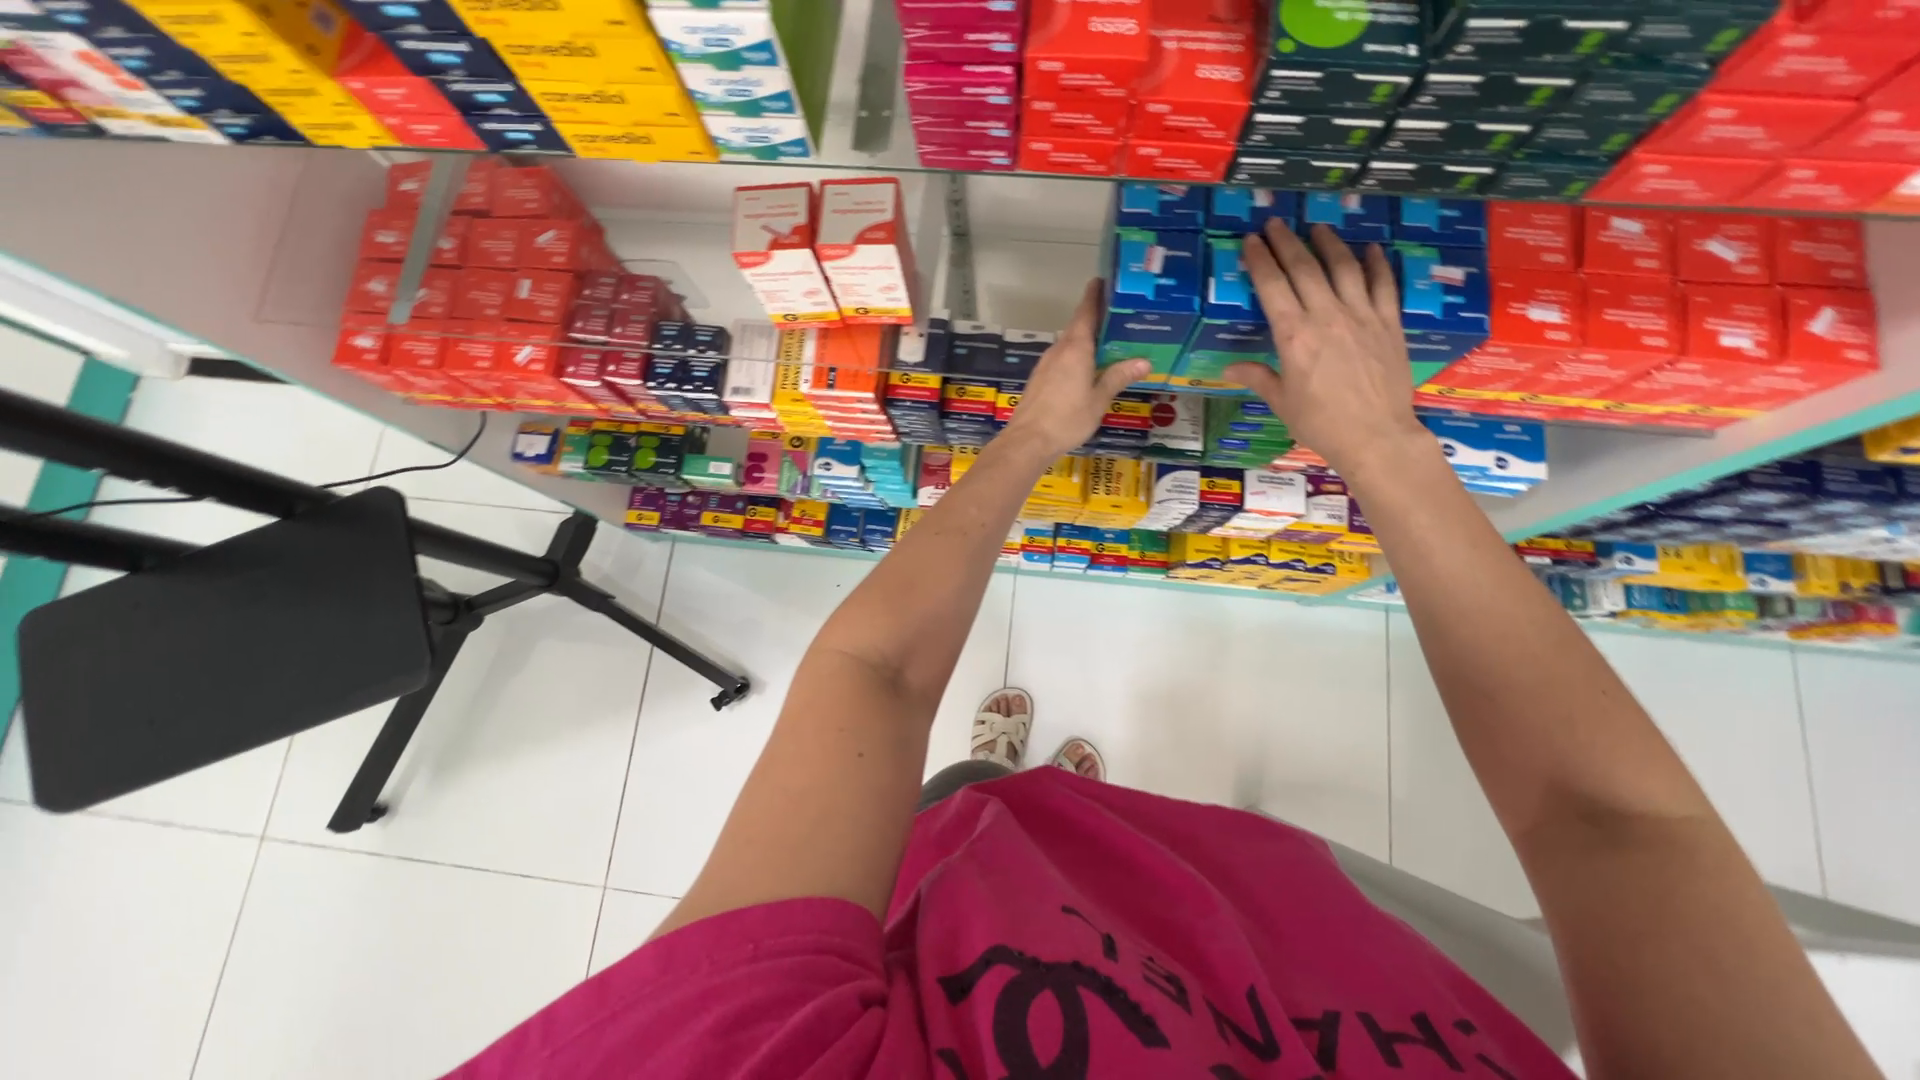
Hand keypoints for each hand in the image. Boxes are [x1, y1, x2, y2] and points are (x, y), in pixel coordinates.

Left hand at [1003, 279, 1149, 459]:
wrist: (1028, 440)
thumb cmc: (1067, 419)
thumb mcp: (1098, 399)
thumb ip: (1118, 377)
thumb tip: (1144, 361)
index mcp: (1076, 348)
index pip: (1086, 312)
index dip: (1095, 295)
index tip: (1103, 280)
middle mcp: (1059, 350)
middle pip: (1079, 327)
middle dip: (1097, 320)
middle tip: (1120, 317)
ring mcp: (1046, 365)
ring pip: (1070, 345)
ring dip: (1087, 341)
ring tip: (1110, 344)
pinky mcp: (1040, 379)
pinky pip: (1062, 360)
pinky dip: (1077, 358)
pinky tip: (1088, 369)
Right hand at [1226, 222, 1428, 480]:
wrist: (1376, 436)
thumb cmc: (1321, 424)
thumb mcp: (1282, 403)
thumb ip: (1259, 378)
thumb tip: (1229, 369)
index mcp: (1294, 336)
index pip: (1272, 286)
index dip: (1260, 260)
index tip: (1251, 241)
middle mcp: (1327, 316)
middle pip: (1304, 268)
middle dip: (1287, 242)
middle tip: (1275, 224)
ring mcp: (1362, 316)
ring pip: (1344, 267)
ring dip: (1329, 243)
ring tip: (1317, 228)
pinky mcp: (1389, 323)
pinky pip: (1384, 284)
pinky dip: (1377, 263)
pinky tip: (1370, 249)